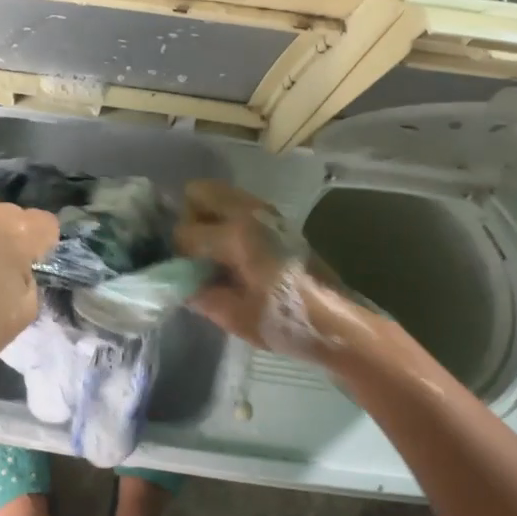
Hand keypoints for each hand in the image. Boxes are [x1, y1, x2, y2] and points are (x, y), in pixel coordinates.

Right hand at [175, 180, 352, 360]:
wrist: (338, 323)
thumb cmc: (287, 323)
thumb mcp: (236, 318)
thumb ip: (200, 295)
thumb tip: (178, 282)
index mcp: (236, 236)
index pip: (185, 232)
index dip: (178, 255)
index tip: (183, 275)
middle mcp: (248, 212)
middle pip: (198, 192)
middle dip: (189, 218)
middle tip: (196, 252)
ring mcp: (265, 210)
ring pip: (219, 193)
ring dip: (208, 215)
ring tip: (213, 251)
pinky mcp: (276, 217)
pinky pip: (237, 202)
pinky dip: (226, 216)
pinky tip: (233, 250)